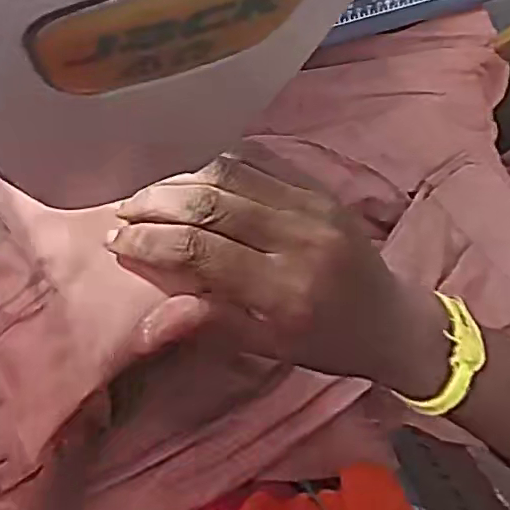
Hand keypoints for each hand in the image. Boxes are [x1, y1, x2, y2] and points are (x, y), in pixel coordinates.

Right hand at [104, 153, 449, 394]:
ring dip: (178, 180)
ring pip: (228, 174)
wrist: (393, 318)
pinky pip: (257, 160)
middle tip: (124, 210)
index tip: (116, 241)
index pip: (200, 251)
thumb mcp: (268, 348)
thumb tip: (151, 306)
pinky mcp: (318, 187)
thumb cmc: (326, 343)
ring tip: (148, 191)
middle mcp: (298, 239)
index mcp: (285, 291)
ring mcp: (311, 206)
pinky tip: (189, 174)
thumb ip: (210, 321)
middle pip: (209, 204)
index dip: (150, 242)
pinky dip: (214, 162)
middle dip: (155, 203)